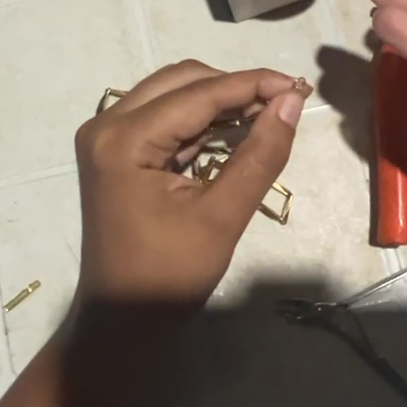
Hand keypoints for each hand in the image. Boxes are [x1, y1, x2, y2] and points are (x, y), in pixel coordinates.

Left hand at [74, 61, 307, 307]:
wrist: (120, 323)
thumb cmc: (168, 276)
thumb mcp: (222, 217)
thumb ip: (259, 156)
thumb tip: (291, 104)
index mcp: (123, 139)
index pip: (198, 95)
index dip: (253, 85)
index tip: (300, 88)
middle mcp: (106, 125)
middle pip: (182, 82)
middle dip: (235, 88)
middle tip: (284, 104)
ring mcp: (105, 137)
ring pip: (172, 95)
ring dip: (219, 101)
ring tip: (267, 115)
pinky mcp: (114, 151)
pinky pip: (163, 118)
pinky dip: (200, 120)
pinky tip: (235, 131)